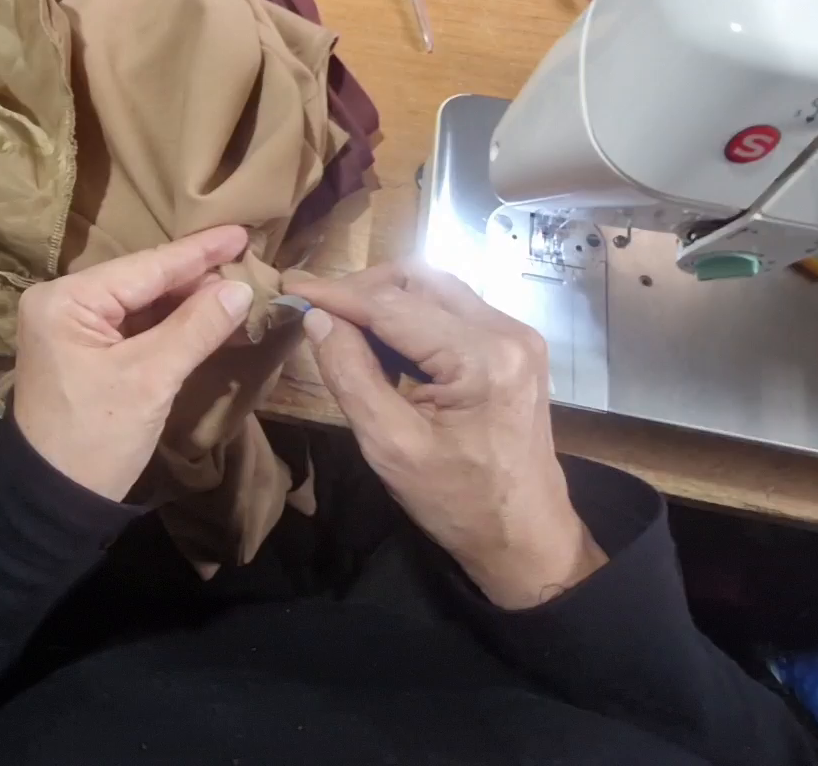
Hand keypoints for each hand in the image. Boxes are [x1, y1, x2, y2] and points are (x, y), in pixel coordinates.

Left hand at [13, 225, 254, 501]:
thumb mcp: (150, 380)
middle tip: (246, 259)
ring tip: (236, 283)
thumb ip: (195, 328)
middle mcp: (64, 302)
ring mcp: (73, 326)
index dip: (198, 252)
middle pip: (143, 280)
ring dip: (187, 299)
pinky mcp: (85, 349)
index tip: (240, 231)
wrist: (54, 501)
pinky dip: (172, 323)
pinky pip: (135, 325)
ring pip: (142, 302)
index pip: (145, 267)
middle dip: (195, 274)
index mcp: (66, 300)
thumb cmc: (96, 438)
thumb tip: (240, 289)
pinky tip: (207, 314)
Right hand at [287, 264, 605, 608]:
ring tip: (343, 324)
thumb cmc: (457, 502)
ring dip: (384, 298)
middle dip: (361, 288)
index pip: (392, 304)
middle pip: (417, 279)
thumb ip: (351, 374)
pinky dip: (409, 314)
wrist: (526, 539)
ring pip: (433, 287)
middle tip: (317, 310)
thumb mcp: (390, 445)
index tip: (291, 285)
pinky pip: (449, 308)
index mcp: (482, 357)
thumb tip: (317, 318)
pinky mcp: (512, 345)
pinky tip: (382, 340)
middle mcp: (506, 331)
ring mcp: (515, 335)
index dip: (336, 293)